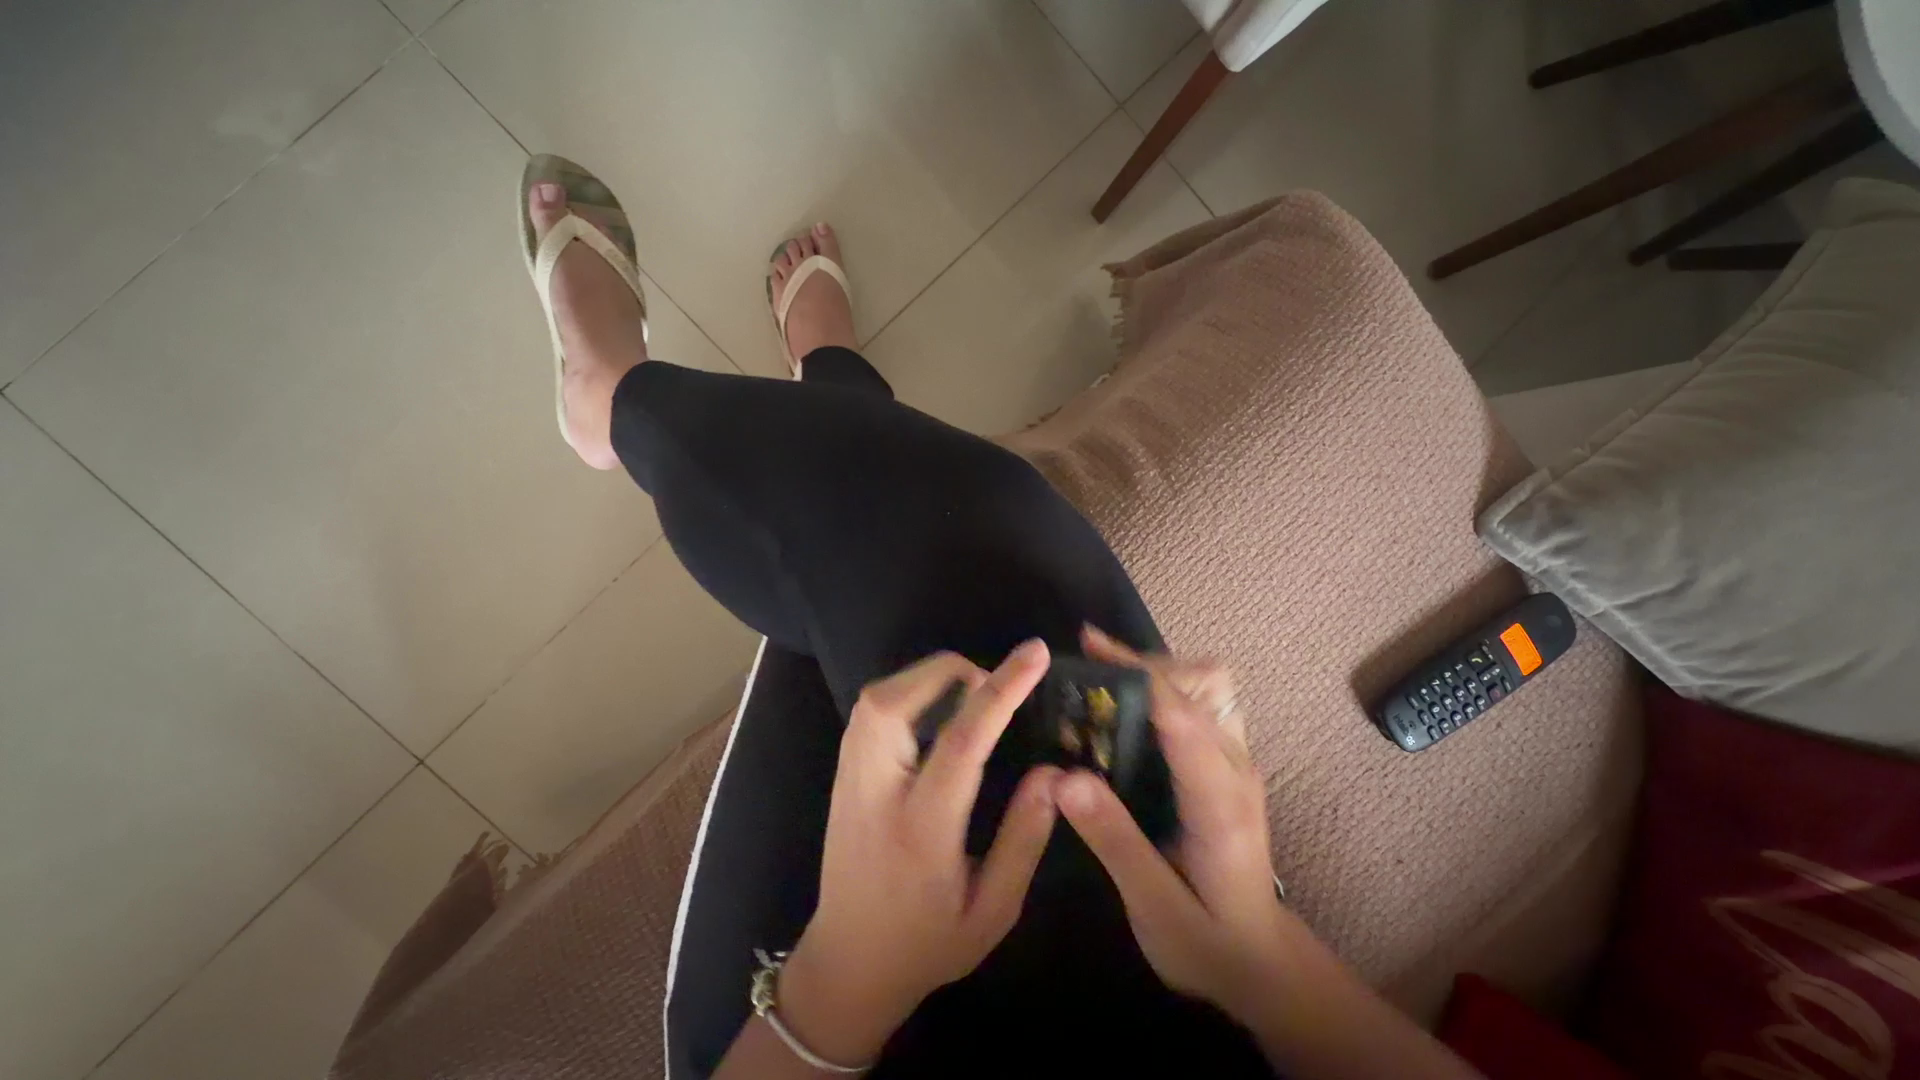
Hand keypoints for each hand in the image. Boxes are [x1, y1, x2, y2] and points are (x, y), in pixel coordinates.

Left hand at [779, 641, 1060, 1064]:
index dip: (1002, 689)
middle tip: (994, 684)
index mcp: (923, 828)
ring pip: (873, 700)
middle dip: (950, 672)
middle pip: (894, 702)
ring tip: (970, 693)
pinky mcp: (840, 779)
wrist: (848, 965)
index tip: (1035, 653)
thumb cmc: (927, 945)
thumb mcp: (993, 910)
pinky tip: (935, 711)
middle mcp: (875, 792)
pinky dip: (904, 695)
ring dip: (924, 679)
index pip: (963, 739)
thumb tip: (1054, 773)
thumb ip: (1023, 838)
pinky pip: (866, 715)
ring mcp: (849, 782)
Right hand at [1057, 626, 1288, 1025]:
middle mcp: (1236, 767)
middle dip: (1144, 663)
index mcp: (1219, 800)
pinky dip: (1161, 689)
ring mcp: (1237, 763)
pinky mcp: (1228, 765)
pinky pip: (1200, 704)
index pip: (1182, 716)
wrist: (1262, 963)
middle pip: (1204, 682)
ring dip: (1155, 670)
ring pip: (1207, 685)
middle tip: (1085, 666)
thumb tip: (1064, 777)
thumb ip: (1114, 841)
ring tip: (1097, 674)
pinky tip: (1119, 704)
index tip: (1088, 655)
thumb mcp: (1154, 906)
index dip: (1136, 677)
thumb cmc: (1208, 942)